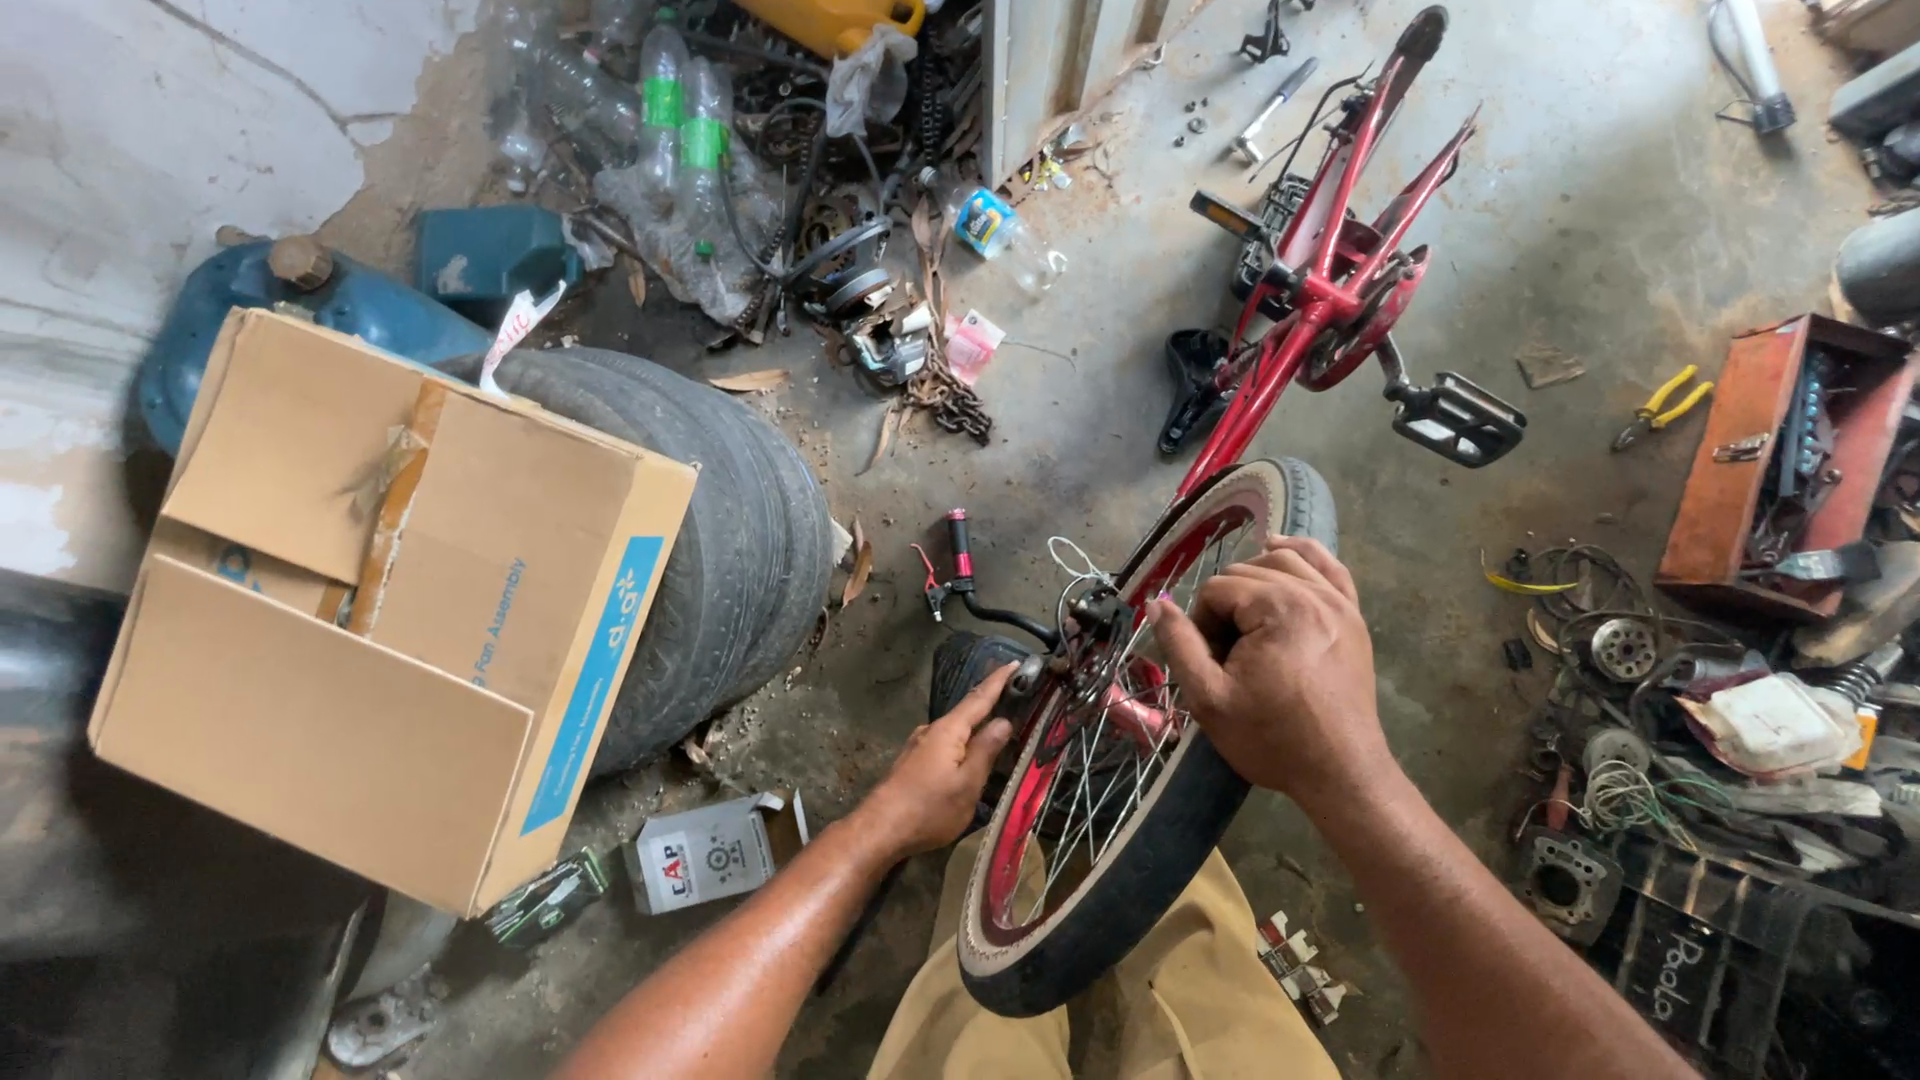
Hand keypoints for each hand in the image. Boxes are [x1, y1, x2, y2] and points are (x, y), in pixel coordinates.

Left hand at [854, 662, 1016, 860]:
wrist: (879, 830)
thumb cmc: (928, 808)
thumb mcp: (967, 784)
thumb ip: (986, 750)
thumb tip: (1004, 721)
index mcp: (948, 731)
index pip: (979, 698)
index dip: (998, 681)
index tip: (1016, 662)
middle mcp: (932, 730)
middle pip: (966, 711)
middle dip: (989, 701)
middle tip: (1015, 693)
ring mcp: (919, 745)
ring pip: (955, 729)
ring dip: (975, 724)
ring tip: (997, 726)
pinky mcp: (914, 762)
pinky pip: (946, 743)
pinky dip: (963, 740)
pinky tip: (969, 753)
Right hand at [1147, 535, 1390, 809]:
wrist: (1340, 774)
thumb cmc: (1271, 739)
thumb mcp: (1208, 698)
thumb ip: (1179, 643)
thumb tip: (1156, 603)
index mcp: (1278, 609)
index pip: (1217, 589)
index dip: (1202, 624)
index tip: (1210, 664)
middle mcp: (1313, 595)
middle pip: (1246, 574)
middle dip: (1226, 608)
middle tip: (1225, 656)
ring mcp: (1340, 604)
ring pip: (1283, 561)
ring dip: (1253, 580)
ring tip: (1242, 620)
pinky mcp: (1354, 618)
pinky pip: (1329, 566)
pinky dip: (1303, 553)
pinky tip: (1280, 549)